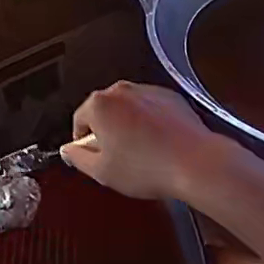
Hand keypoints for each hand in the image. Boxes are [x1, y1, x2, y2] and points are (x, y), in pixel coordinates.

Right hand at [61, 81, 226, 201]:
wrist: (193, 162)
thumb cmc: (149, 167)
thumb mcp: (102, 172)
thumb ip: (78, 158)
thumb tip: (70, 151)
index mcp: (100, 104)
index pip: (80, 119)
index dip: (82, 141)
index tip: (90, 154)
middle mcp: (122, 91)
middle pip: (104, 110)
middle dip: (106, 132)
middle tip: (114, 158)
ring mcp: (147, 91)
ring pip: (128, 109)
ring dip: (128, 127)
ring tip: (139, 155)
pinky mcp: (169, 97)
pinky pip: (150, 109)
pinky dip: (150, 123)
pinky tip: (156, 146)